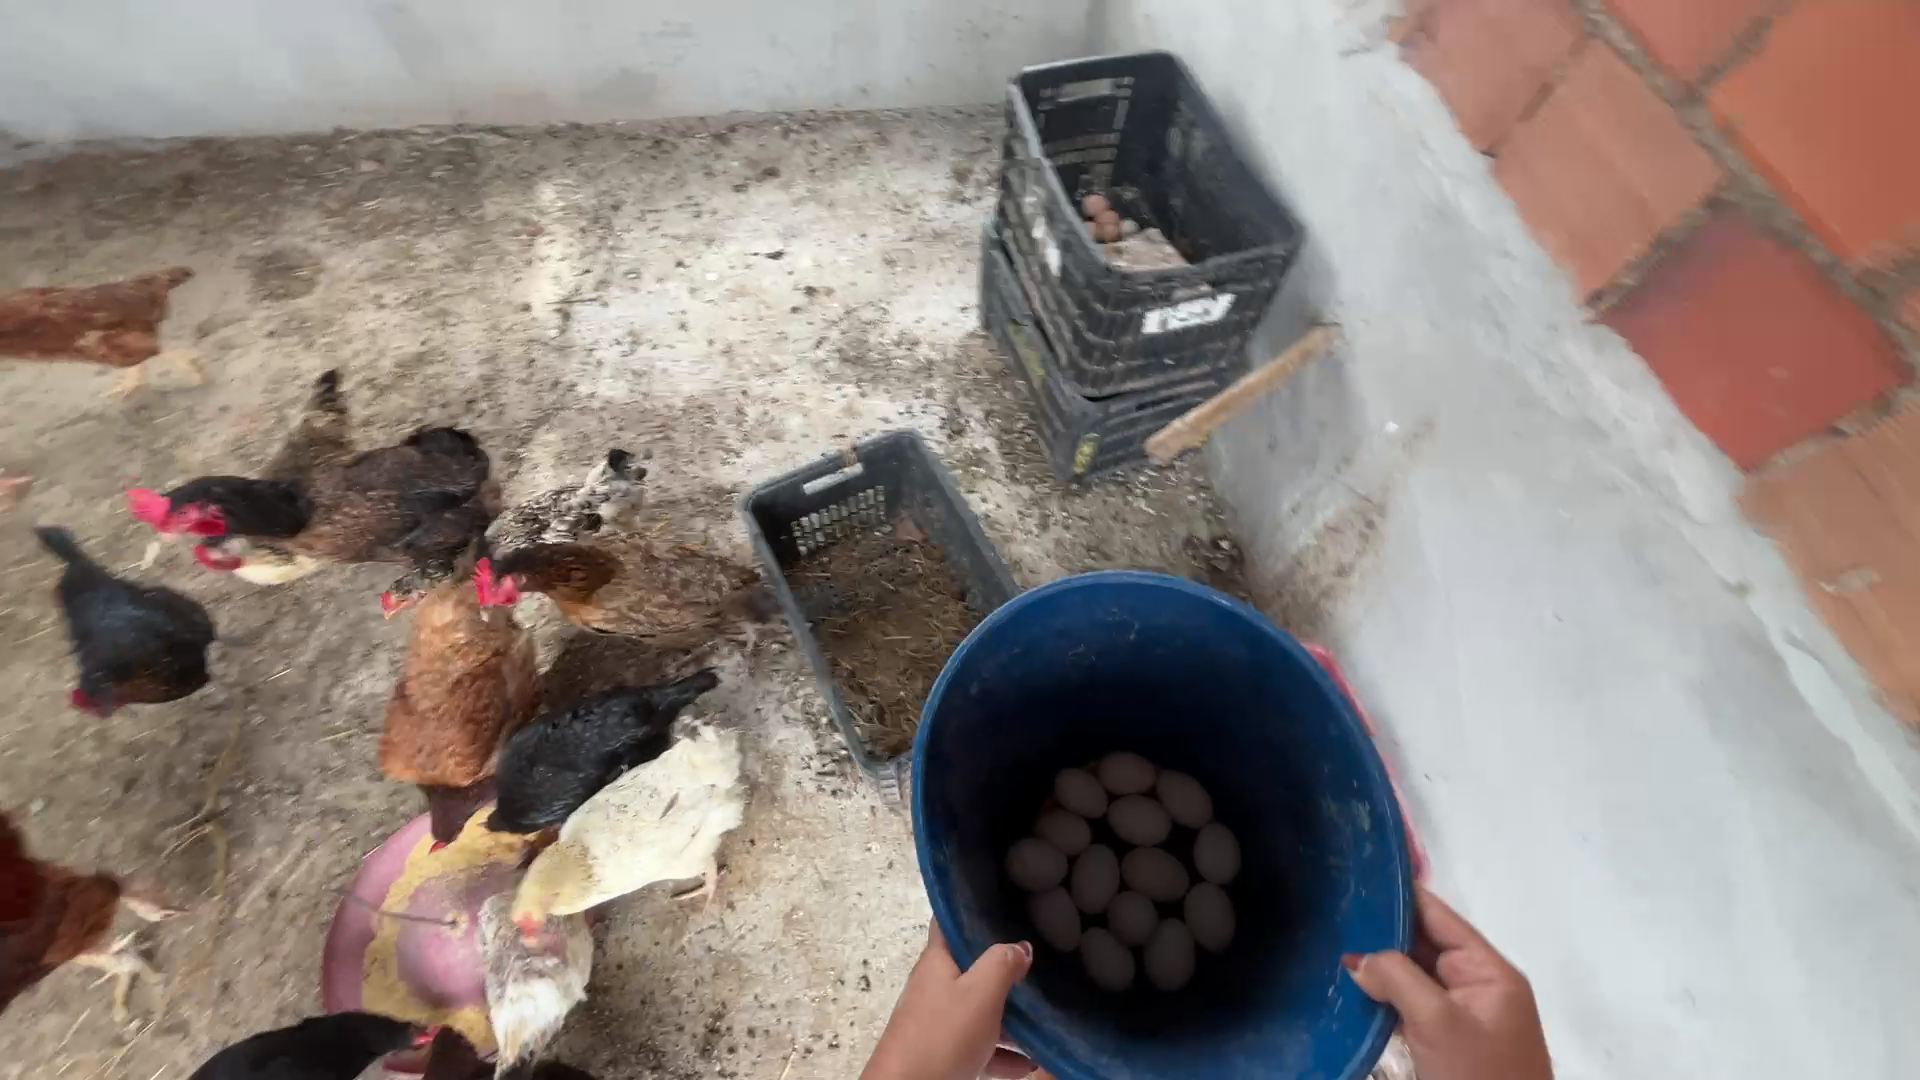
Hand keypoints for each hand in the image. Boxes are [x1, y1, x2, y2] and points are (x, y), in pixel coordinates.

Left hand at [861, 923, 1036, 1079]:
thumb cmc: (942, 1034)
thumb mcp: (980, 992)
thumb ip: (1002, 963)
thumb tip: (1021, 946)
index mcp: (938, 959)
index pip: (950, 921)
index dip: (972, 909)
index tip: (1002, 904)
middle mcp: (936, 984)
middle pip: (972, 967)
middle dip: (1003, 967)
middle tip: (1038, 963)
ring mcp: (939, 1020)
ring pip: (979, 1009)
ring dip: (1010, 1016)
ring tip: (1044, 1017)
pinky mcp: (945, 1054)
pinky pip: (980, 1045)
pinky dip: (1004, 1051)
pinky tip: (1031, 1060)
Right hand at [1344, 888, 1552, 1079]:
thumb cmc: (1478, 1079)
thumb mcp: (1435, 1021)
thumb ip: (1394, 974)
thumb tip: (1357, 960)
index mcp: (1488, 971)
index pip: (1436, 914)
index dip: (1396, 895)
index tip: (1352, 879)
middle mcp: (1476, 984)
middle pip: (1421, 940)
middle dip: (1379, 928)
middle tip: (1330, 911)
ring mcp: (1460, 1014)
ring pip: (1410, 971)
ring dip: (1376, 961)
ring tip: (1329, 940)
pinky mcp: (1443, 1038)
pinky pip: (1407, 1000)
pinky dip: (1380, 991)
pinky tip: (1347, 982)